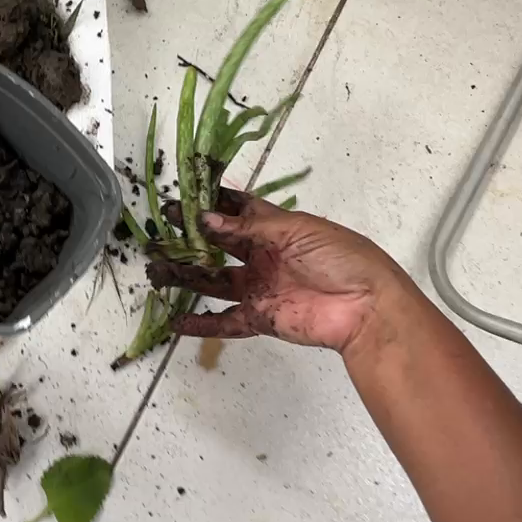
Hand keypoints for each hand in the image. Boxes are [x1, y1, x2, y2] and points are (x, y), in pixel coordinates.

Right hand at [151, 187, 419, 355]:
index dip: (210, 203)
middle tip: (159, 234)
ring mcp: (258, 287)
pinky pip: (224, 321)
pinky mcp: (259, 317)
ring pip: (211, 280)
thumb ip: (247, 228)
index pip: (236, 210)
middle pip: (216, 245)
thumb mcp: (295, 230)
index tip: (181, 198)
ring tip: (155, 271)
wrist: (367, 307)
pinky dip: (200, 323)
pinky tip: (175, 321)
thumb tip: (204, 218)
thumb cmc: (339, 257)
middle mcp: (261, 255)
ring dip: (184, 276)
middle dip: (188, 239)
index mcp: (274, 228)